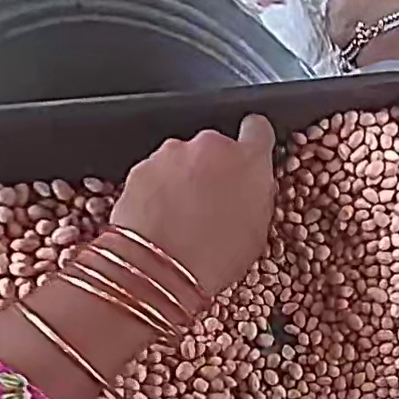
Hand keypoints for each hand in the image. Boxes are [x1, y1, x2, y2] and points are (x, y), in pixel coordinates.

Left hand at [107, 114, 276, 295]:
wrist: (162, 269)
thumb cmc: (216, 256)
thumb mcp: (258, 233)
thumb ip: (257, 197)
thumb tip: (252, 189)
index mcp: (249, 160)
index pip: (258, 129)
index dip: (255, 142)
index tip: (251, 154)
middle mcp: (210, 147)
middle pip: (216, 148)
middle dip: (215, 169)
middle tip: (215, 204)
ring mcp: (171, 154)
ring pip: (183, 160)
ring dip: (185, 180)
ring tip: (186, 219)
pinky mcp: (140, 167)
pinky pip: (156, 174)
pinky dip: (159, 190)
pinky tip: (164, 220)